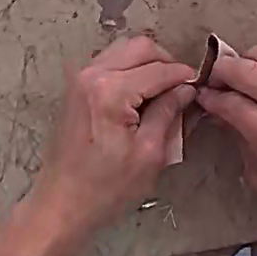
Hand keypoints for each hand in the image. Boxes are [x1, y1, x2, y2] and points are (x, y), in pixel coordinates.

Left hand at [28, 36, 196, 240]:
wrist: (58, 207)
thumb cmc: (104, 188)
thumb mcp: (149, 154)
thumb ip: (169, 112)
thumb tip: (187, 89)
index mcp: (111, 91)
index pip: (160, 70)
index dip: (184, 76)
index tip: (198, 86)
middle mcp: (94, 74)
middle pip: (142, 47)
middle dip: (167, 63)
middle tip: (180, 87)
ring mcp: (82, 77)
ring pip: (126, 48)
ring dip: (148, 62)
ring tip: (161, 88)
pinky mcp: (78, 85)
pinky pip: (112, 59)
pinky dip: (131, 67)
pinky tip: (140, 91)